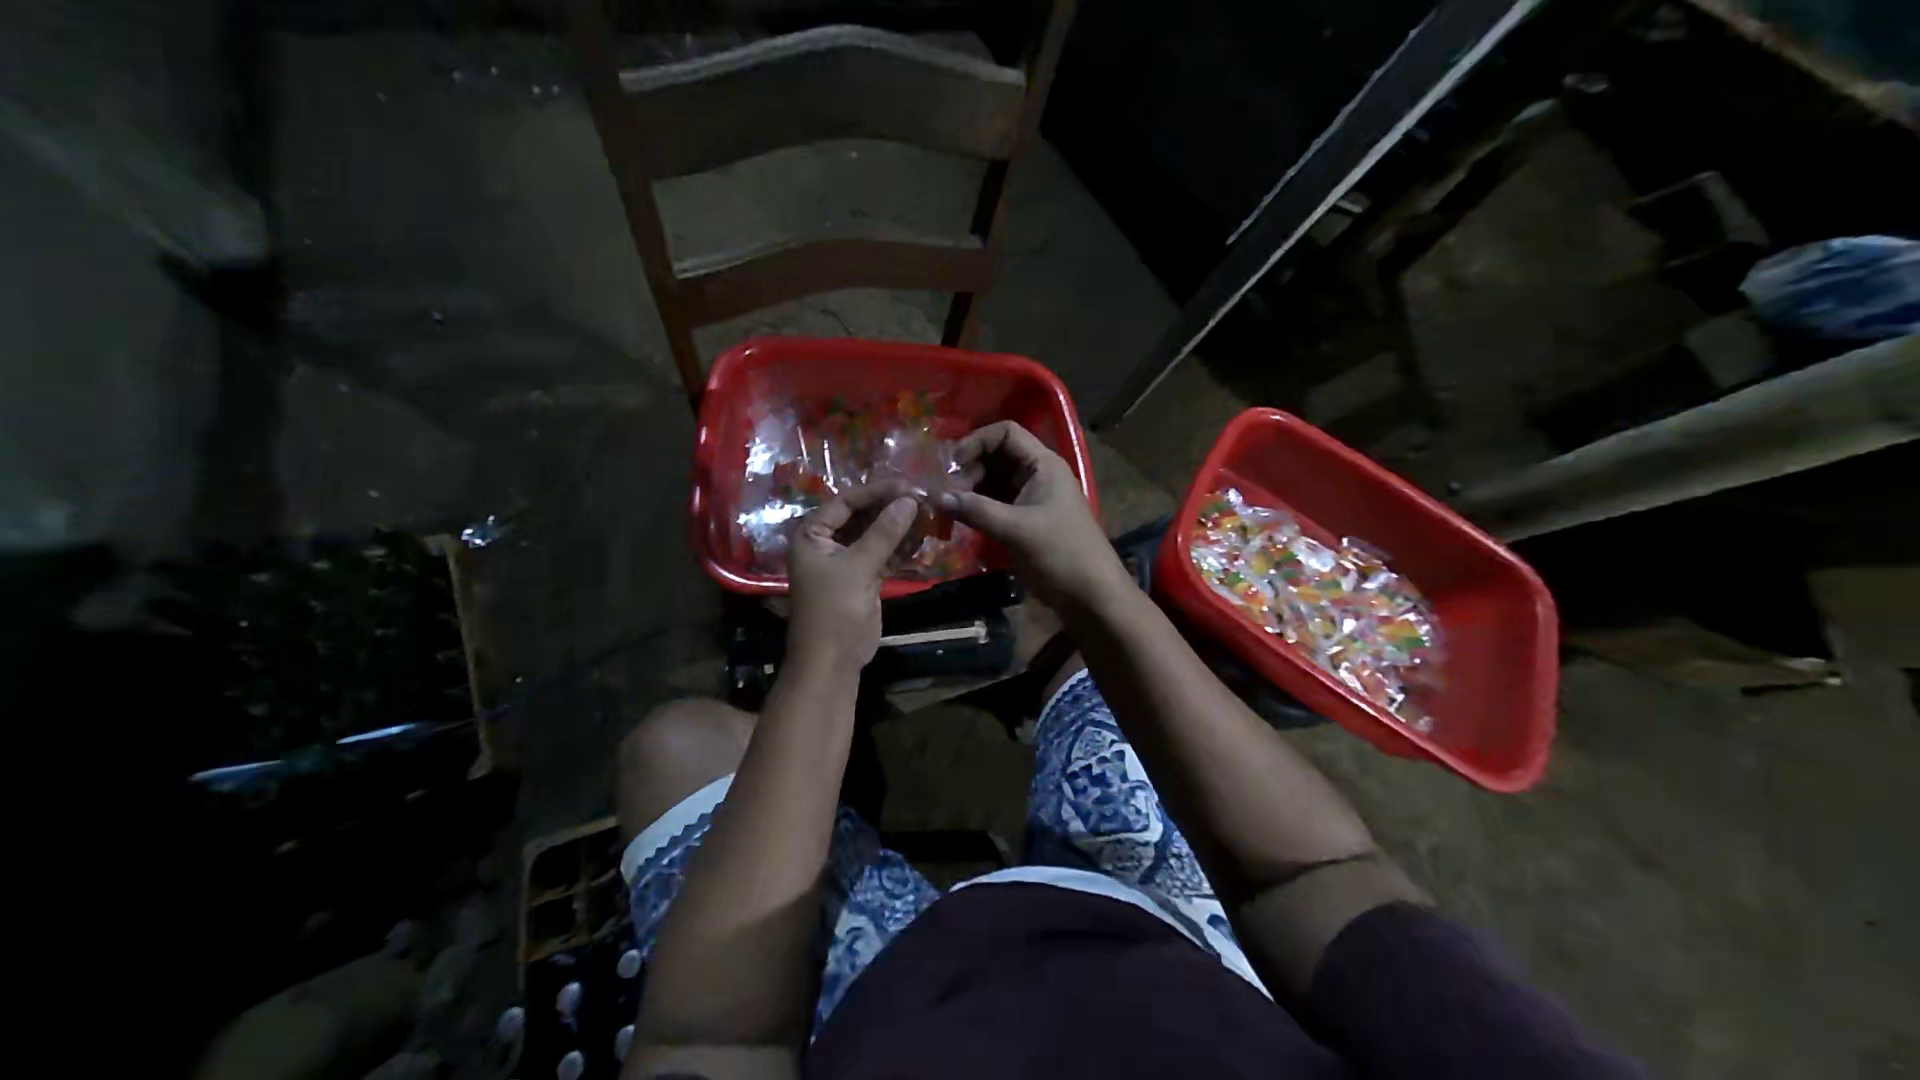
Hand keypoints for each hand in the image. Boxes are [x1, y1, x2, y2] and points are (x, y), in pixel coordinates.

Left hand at [787, 484, 920, 669]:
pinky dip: (902, 546)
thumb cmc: (834, 609)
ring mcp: (847, 560)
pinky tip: (924, 536)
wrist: (833, 660)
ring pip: (877, 535)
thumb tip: (910, 500)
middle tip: (925, 498)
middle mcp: (827, 542)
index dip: (878, 492)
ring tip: (930, 513)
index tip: (910, 485)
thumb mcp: (858, 567)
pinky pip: (885, 554)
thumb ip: (884, 532)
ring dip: (901, 526)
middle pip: (863, 516)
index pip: (846, 501)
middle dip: (892, 508)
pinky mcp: (864, 577)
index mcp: (813, 534)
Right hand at [939, 421, 1129, 610]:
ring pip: (994, 481)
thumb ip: (976, 510)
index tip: (951, 464)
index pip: (1005, 433)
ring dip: (970, 489)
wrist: (1092, 597)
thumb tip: (937, 497)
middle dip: (969, 468)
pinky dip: (977, 507)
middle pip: (996, 456)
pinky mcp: (1026, 522)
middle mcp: (1037, 475)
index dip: (976, 441)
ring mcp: (1032, 499)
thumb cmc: (1061, 555)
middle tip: (946, 491)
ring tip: (947, 506)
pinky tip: (959, 519)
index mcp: (1043, 465)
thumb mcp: (1016, 530)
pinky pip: (996, 504)